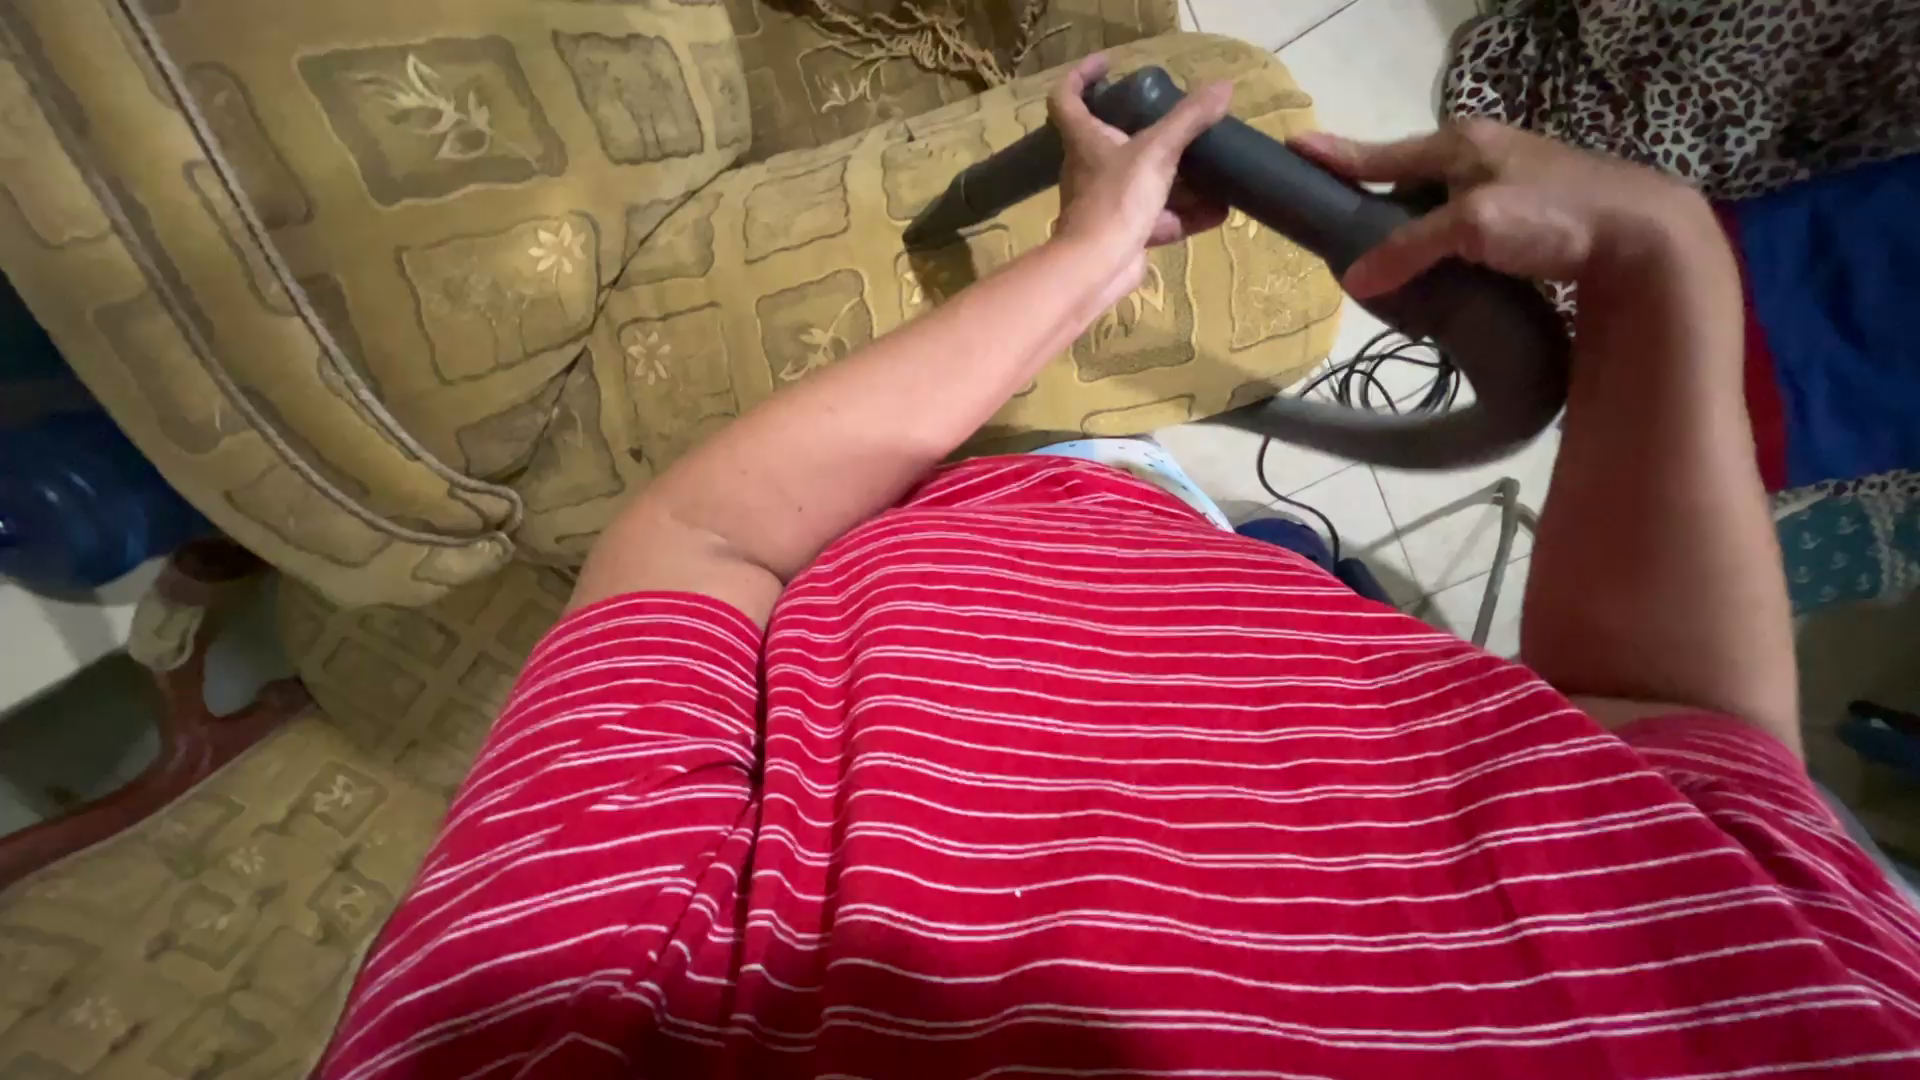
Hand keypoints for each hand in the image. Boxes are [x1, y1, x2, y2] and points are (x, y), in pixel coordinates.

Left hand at [1048, 53, 1231, 303]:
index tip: (1108, 66)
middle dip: (1154, 132)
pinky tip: (1218, 211)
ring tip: (1216, 172)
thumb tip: (1223, 90)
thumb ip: (1189, 120)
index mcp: (1084, 141)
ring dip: (1182, 181)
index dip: (1082, 76)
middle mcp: (1090, 171)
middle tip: (1186, 122)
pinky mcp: (1123, 236)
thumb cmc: (1115, 202)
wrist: (1097, 269)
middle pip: (1118, 142)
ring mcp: (1107, 205)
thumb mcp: (1156, 152)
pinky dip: (1186, 215)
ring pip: (1146, 184)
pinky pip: (1159, 219)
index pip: (1068, 99)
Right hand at [1291, 120, 1716, 297]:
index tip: (1293, 148)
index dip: (1335, 155)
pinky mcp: (1511, 215)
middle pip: (1399, 180)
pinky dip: (1426, 246)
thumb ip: (1407, 249)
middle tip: (1335, 233)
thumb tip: (1352, 278)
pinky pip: (1447, 227)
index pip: (1379, 154)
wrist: (1638, 234)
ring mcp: (1494, 184)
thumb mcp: (1472, 225)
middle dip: (1366, 202)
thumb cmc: (1552, 213)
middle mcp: (1473, 155)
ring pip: (1423, 206)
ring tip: (1373, 262)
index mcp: (1458, 144)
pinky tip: (1420, 268)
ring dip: (1397, 231)